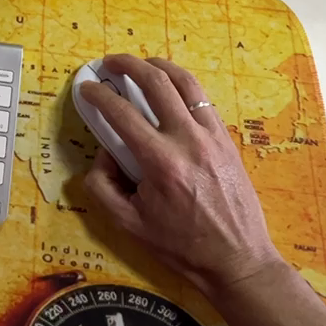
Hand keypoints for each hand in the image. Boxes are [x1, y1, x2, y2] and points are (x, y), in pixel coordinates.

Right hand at [80, 55, 281, 296]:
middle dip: (127, 64)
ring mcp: (212, 136)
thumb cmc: (181, 247)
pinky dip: (181, 85)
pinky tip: (170, 88)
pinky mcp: (227, 139)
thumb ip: (102, 187)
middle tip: (109, 63)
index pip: (121, 113)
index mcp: (160, 162)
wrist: (239, 262)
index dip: (98, 94)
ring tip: (141, 64)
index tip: (86, 88)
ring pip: (184, 82)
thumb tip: (104, 154)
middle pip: (155, 81)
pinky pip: (202, 99)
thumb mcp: (129, 225)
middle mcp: (187, 140)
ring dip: (158, 65)